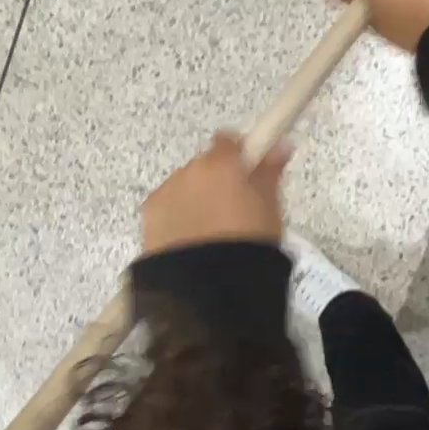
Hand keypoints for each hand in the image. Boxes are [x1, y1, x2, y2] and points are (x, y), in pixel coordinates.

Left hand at [141, 133, 291, 254]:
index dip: (240, 154)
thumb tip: (279, 145)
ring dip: (196, 199)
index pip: (228, 140)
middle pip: (205, 165)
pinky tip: (192, 243)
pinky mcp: (148, 219)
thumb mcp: (270, 210)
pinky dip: (177, 217)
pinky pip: (167, 208)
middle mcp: (189, 171)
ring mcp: (165, 194)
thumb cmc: (247, 247)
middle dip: (218, 181)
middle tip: (236, 210)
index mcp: (222, 164)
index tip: (250, 172)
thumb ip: (270, 172)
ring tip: (212, 233)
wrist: (208, 288)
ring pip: (185, 187)